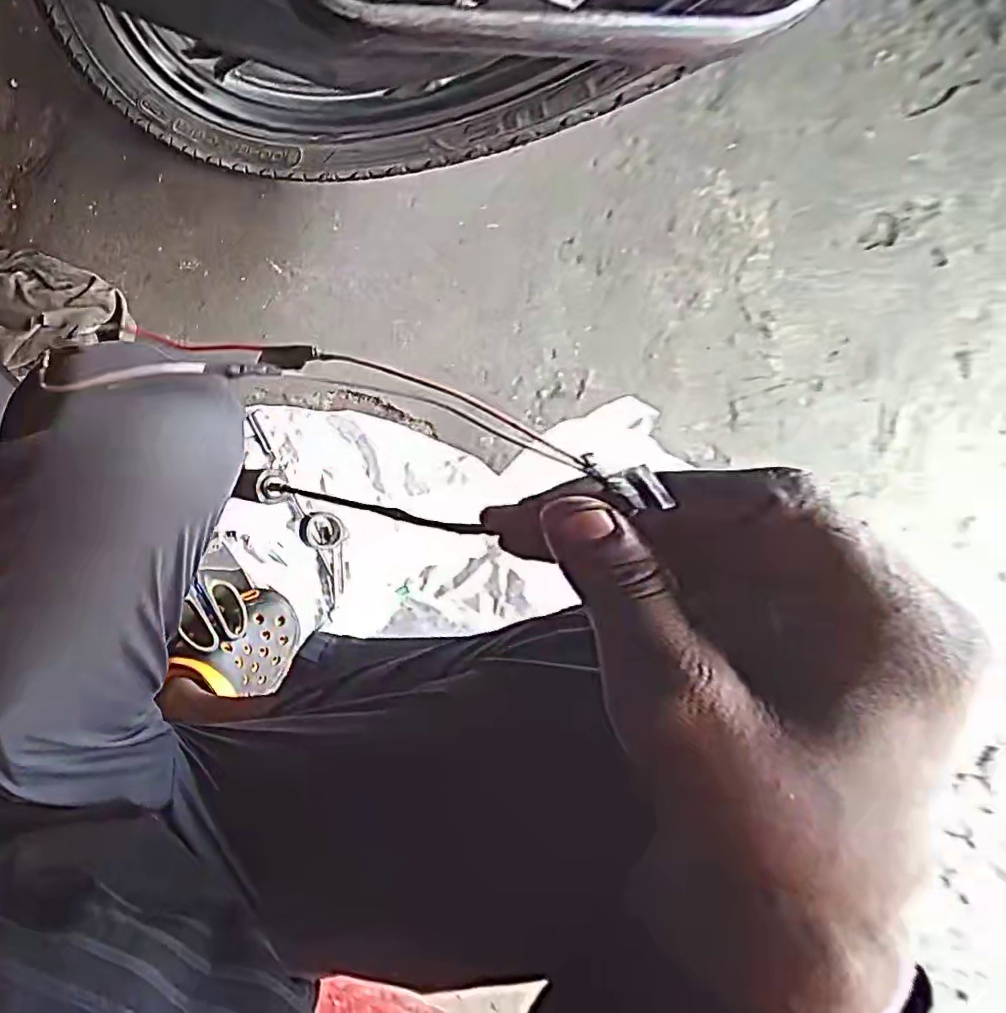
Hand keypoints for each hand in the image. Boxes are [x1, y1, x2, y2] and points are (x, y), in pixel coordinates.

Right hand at [482, 470, 985, 1012]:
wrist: (772, 915)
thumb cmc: (754, 828)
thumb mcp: (676, 699)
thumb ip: (624, 594)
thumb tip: (573, 511)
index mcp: (892, 621)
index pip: (771, 505)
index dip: (656, 496)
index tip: (561, 510)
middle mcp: (863, 611)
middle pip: (727, 519)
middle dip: (615, 514)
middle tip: (520, 520)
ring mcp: (812, 627)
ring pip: (696, 544)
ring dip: (604, 537)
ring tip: (520, 537)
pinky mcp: (762, 643)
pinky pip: (684, 578)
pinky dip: (615, 566)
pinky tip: (560, 564)